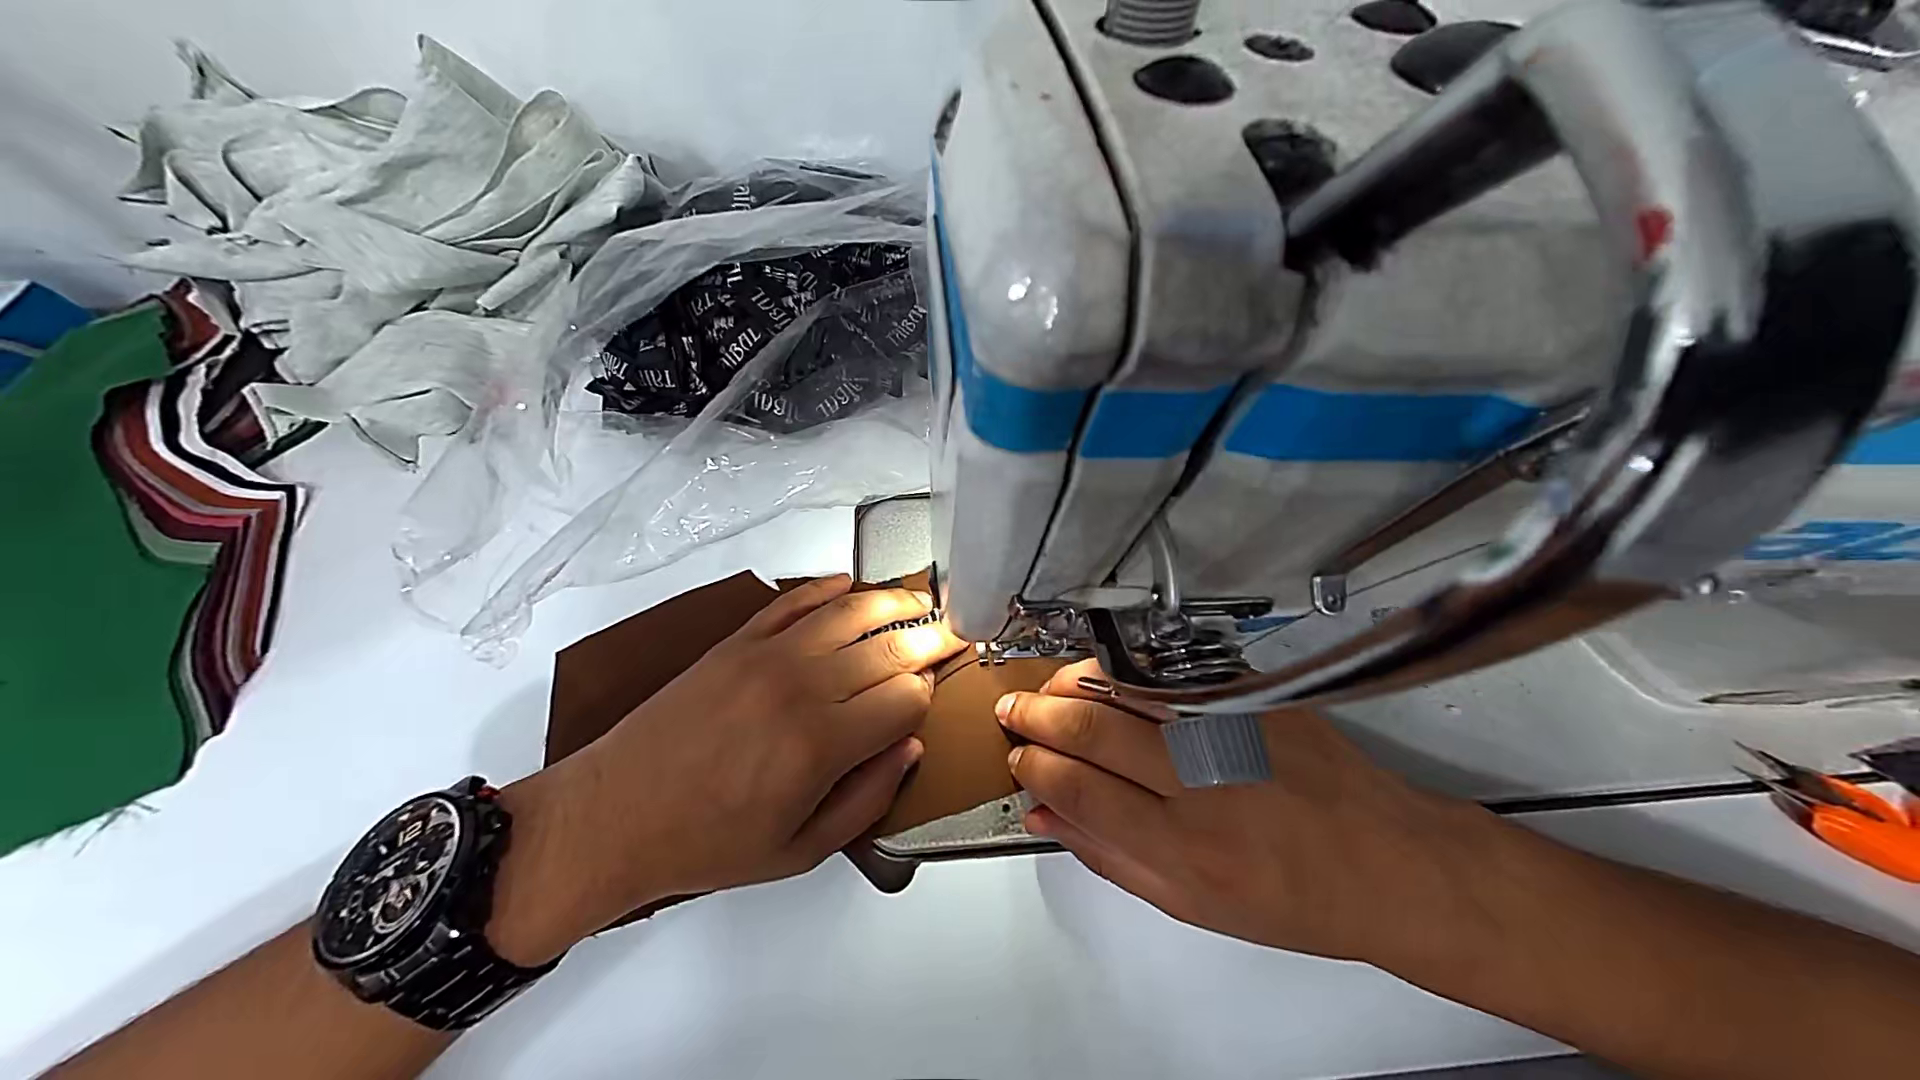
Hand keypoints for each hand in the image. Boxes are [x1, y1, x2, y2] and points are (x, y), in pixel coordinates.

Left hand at [491, 575, 966, 961]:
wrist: (613, 815)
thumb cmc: (706, 842)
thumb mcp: (799, 850)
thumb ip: (867, 799)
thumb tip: (910, 748)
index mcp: (820, 744)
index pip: (906, 697)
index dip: (929, 694)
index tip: (932, 697)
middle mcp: (800, 687)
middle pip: (889, 645)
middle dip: (930, 639)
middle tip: (951, 635)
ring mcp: (766, 654)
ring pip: (850, 609)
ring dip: (893, 600)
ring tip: (919, 600)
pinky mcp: (737, 641)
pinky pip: (795, 600)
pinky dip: (829, 587)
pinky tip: (851, 585)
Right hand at [997, 660, 1503, 963]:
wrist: (1387, 863)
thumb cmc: (1295, 898)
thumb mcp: (1190, 905)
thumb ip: (1108, 856)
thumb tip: (1047, 817)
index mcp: (1183, 846)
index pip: (1076, 786)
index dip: (1033, 767)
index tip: (1019, 761)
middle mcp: (1203, 780)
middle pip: (1089, 728)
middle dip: (1036, 716)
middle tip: (1014, 714)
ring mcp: (1228, 728)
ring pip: (1122, 687)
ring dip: (1068, 684)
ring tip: (1046, 694)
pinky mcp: (1251, 698)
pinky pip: (1164, 674)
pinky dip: (1120, 671)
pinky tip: (1098, 680)